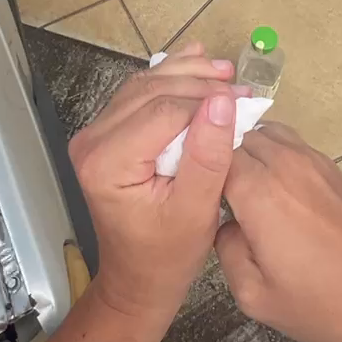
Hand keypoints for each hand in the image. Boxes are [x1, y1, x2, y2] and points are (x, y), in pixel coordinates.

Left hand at [68, 43, 247, 320]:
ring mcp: (96, 132)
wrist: (138, 278)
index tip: (248, 101)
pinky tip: (198, 63)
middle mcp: (92, 139)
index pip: (164, 111)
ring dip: (187, 75)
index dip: (208, 101)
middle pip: (153, 91)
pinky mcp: (106, 131)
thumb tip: (224, 101)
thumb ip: (208, 155)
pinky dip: (171, 78)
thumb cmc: (168, 255)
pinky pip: (140, 93)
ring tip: (227, 73)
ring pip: (146, 85)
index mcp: (108, 161)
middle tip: (245, 89)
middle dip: (201, 85)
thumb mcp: (196, 211)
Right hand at [216, 123, 341, 341]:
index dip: (196, 164)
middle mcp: (284, 164)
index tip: (186, 182)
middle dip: (219, 152)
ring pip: (265, 132)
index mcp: (259, 192)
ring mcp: (312, 160)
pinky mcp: (331, 167)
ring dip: (246, 148)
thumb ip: (225, 249)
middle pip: (236, 135)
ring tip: (237, 180)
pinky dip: (272, 152)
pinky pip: (290, 143)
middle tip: (208, 182)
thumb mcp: (254, 295)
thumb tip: (224, 223)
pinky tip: (270, 185)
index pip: (212, 153)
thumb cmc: (322, 304)